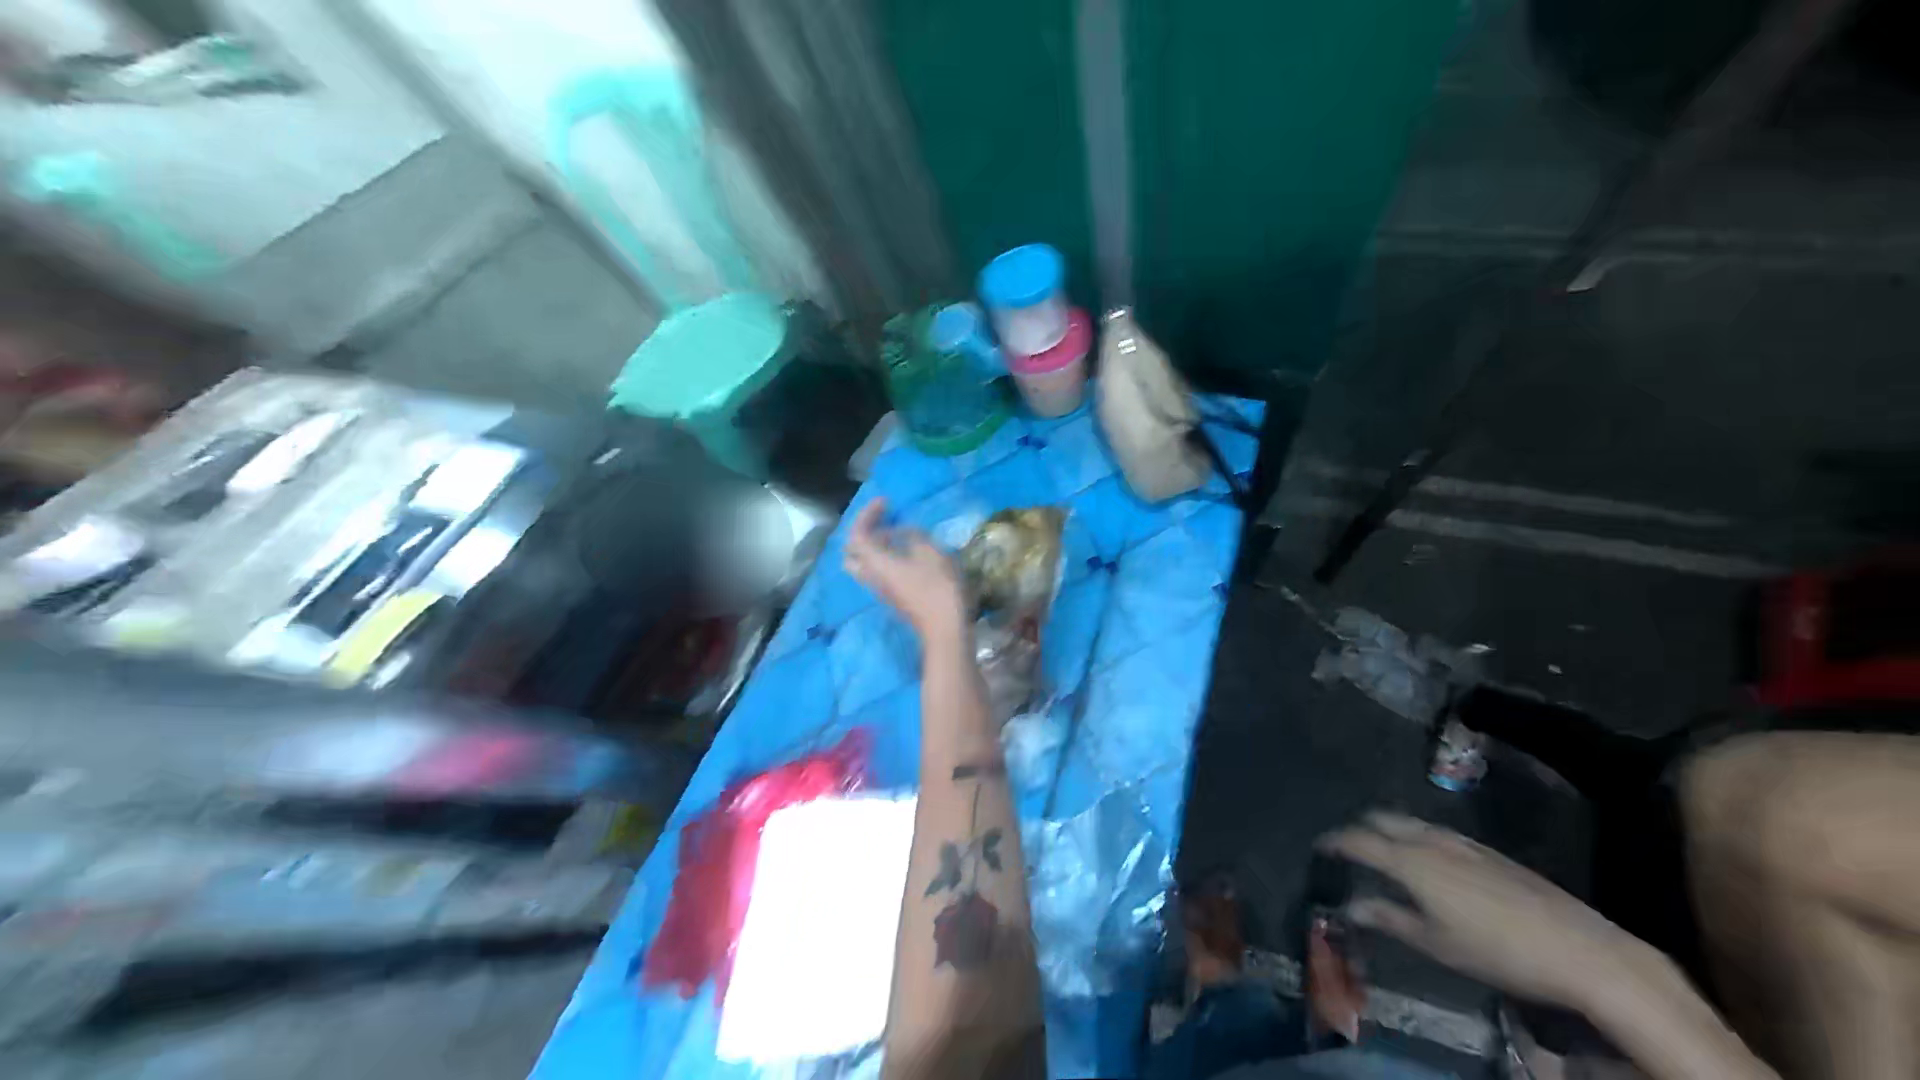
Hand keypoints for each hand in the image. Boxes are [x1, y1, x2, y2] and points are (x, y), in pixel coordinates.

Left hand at [844, 498, 966, 641]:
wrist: (944, 629)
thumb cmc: (937, 588)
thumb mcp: (930, 553)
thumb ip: (913, 536)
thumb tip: (904, 532)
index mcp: (876, 563)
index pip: (857, 535)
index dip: (867, 515)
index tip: (885, 503)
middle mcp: (871, 577)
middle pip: (852, 552)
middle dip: (864, 532)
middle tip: (882, 521)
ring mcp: (880, 590)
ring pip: (864, 564)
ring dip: (875, 546)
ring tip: (897, 535)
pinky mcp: (892, 597)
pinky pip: (878, 572)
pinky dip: (885, 557)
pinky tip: (906, 553)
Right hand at [1322, 812, 1638, 1008]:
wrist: (1582, 950)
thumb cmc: (1498, 951)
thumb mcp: (1436, 944)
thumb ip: (1389, 919)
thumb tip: (1351, 906)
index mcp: (1410, 861)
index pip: (1359, 840)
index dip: (1335, 840)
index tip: (1320, 846)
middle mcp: (1431, 841)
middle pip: (1384, 819)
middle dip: (1361, 827)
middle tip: (1349, 844)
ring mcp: (1463, 842)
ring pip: (1413, 822)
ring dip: (1391, 828)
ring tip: (1384, 846)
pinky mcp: (1489, 851)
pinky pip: (1438, 831)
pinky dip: (1419, 835)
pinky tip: (1429, 856)